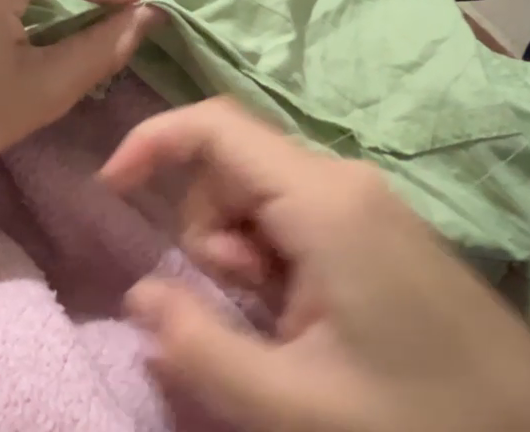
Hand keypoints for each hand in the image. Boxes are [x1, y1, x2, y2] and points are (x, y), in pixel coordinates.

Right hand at [101, 99, 529, 431]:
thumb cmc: (419, 426)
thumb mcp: (292, 406)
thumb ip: (197, 347)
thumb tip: (138, 294)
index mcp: (323, 200)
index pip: (213, 126)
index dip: (149, 141)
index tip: (110, 191)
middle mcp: (345, 181)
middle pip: (231, 167)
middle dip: (209, 230)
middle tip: (243, 307)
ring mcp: (369, 203)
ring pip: (260, 198)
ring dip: (243, 255)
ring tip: (284, 328)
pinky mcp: (383, 231)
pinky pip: (297, 222)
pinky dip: (276, 264)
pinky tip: (311, 324)